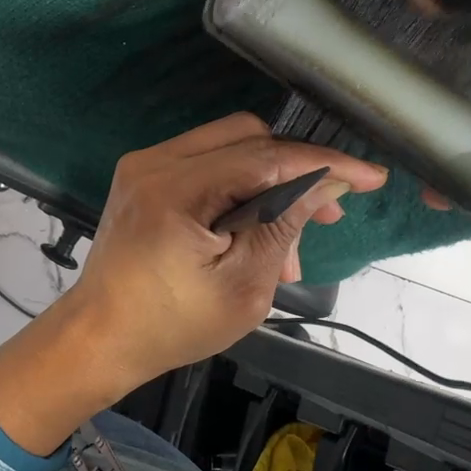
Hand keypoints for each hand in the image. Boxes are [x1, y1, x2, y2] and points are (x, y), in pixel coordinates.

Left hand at [69, 114, 385, 392]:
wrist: (100, 334)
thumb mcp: (243, 285)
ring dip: (267, 182)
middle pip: (245, 136)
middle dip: (294, 170)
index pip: (264, 155)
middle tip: (325, 218)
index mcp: (175, 187)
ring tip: (284, 250)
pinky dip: (236, 187)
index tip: (370, 177)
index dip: (322, 163)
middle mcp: (155, 161)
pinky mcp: (141, 177)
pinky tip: (251, 234)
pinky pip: (203, 163)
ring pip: (226, 146)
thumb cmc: (171, 324)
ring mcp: (144, 165)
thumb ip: (283, 223)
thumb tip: (326, 182)